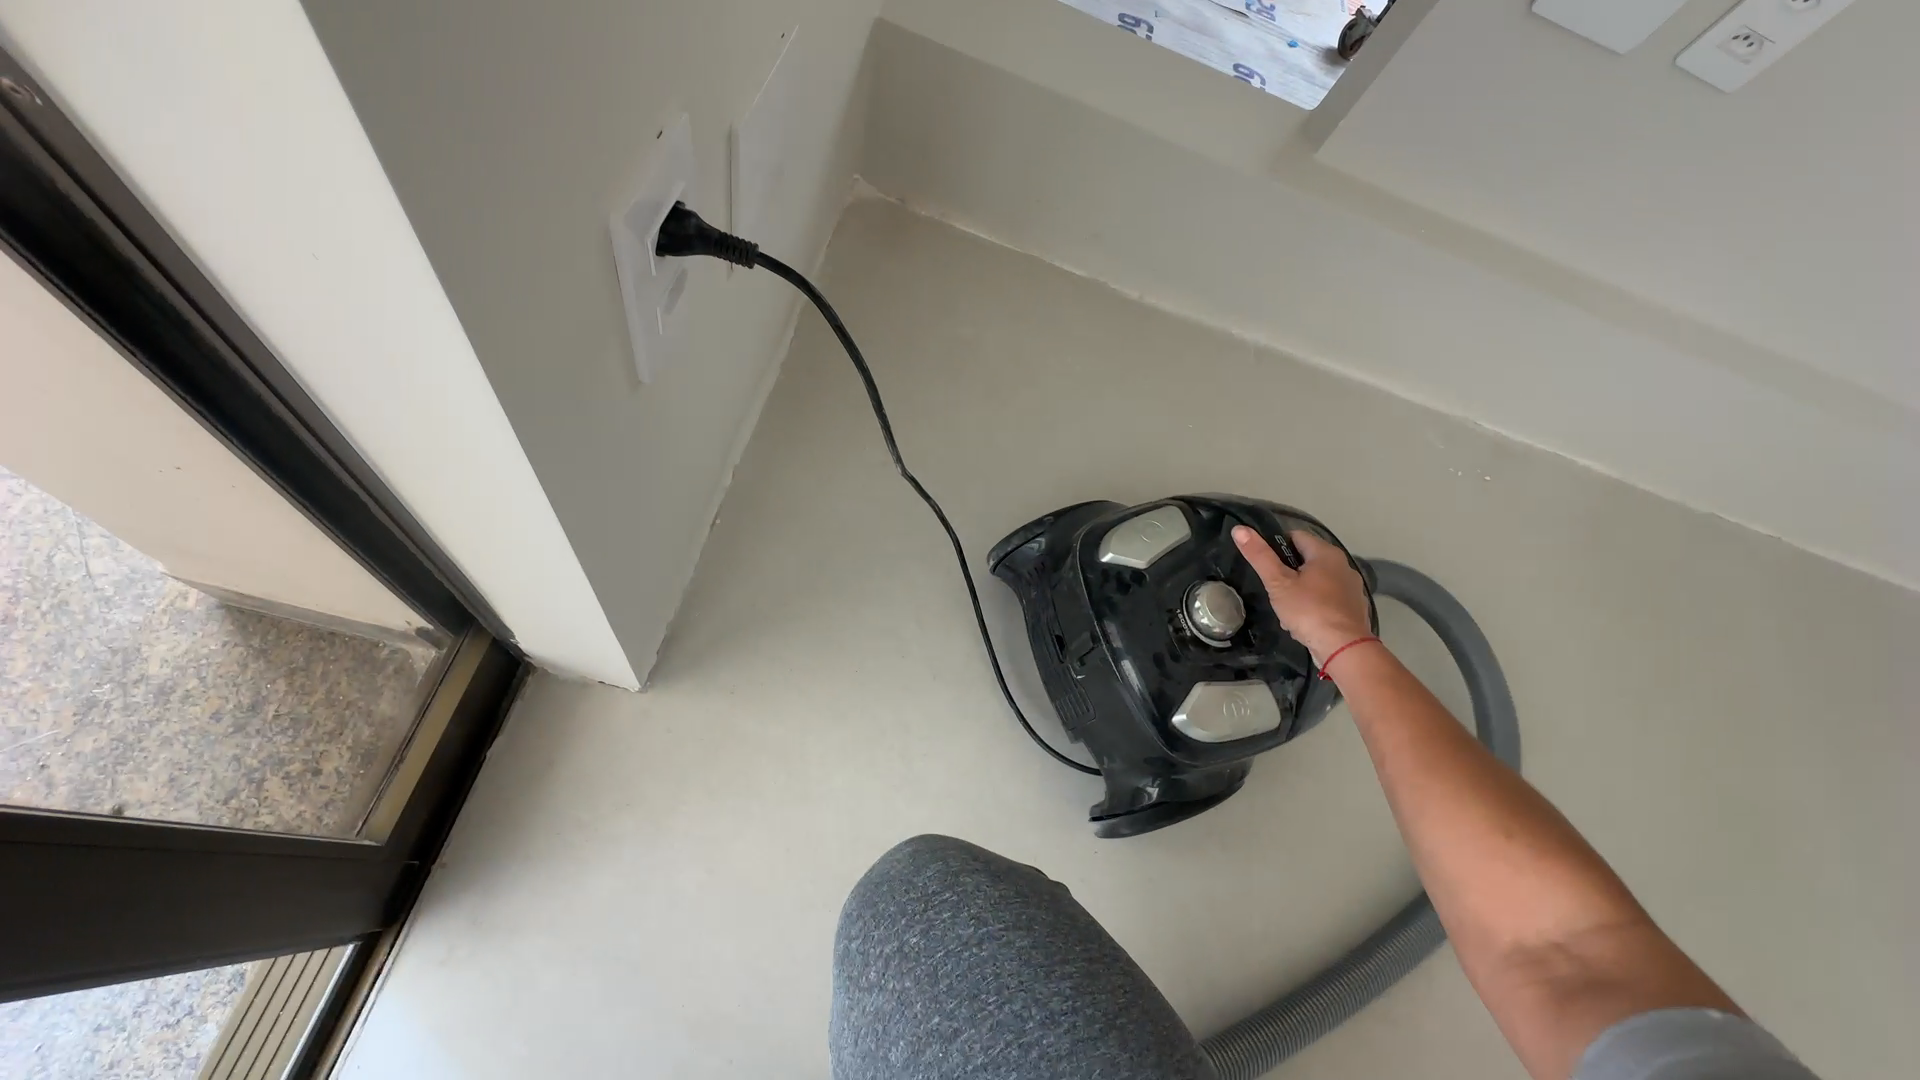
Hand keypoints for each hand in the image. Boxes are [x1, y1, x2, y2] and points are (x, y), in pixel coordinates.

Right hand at [1231, 526, 1372, 665]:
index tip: (1265, 566)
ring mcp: (1351, 588)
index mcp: (1326, 553)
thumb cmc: (1308, 610)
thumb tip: (1240, 529)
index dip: (1276, 547)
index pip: (1296, 536)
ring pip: (1315, 582)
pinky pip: (1326, 600)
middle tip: (1274, 591)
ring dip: (1299, 592)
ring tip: (1286, 611)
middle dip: (1287, 574)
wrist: (1343, 647)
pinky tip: (1303, 623)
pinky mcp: (1353, 608)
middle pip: (1306, 560)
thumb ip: (1259, 555)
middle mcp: (1343, 565)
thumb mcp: (1277, 583)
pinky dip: (1313, 607)